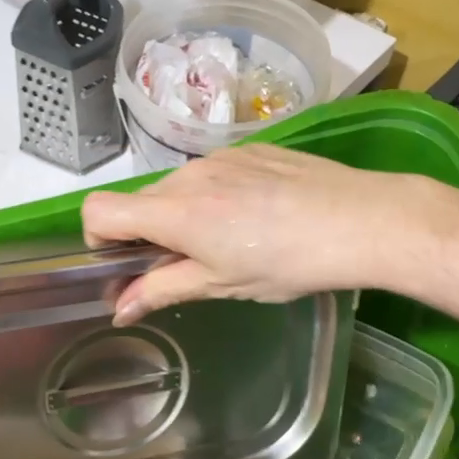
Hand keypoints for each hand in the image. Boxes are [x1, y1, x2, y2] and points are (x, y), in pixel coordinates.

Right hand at [81, 144, 423, 324]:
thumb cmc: (287, 262)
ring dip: (180, 216)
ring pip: (175, 188)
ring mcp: (220, 157)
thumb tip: (119, 309)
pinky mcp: (249, 149)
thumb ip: (162, 290)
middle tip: (182, 266)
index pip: (99, 210)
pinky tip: (254, 218)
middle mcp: (187, 176)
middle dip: (145, 235)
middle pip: (138, 202)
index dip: (97, 239)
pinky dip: (212, 197)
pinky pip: (209, 174)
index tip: (124, 265)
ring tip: (226, 243)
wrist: (360, 220)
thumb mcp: (220, 284)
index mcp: (175, 212)